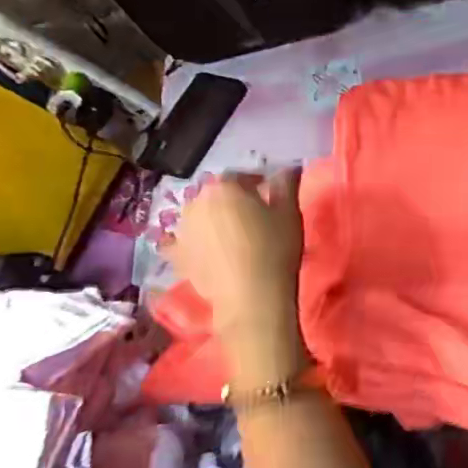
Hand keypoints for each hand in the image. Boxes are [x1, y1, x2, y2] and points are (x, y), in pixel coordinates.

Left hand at [165, 170, 307, 385]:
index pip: (240, 175)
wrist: (251, 299)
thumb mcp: (289, 212)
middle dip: (232, 201)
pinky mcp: (177, 256)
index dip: (257, 183)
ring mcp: (182, 230)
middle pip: (216, 195)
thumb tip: (287, 167)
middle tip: (253, 217)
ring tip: (234, 237)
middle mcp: (195, 202)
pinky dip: (196, 243)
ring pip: (200, 217)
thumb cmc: (275, 249)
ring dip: (214, 221)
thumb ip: (286, 184)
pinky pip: (186, 242)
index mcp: (223, 186)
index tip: (270, 196)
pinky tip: (210, 253)